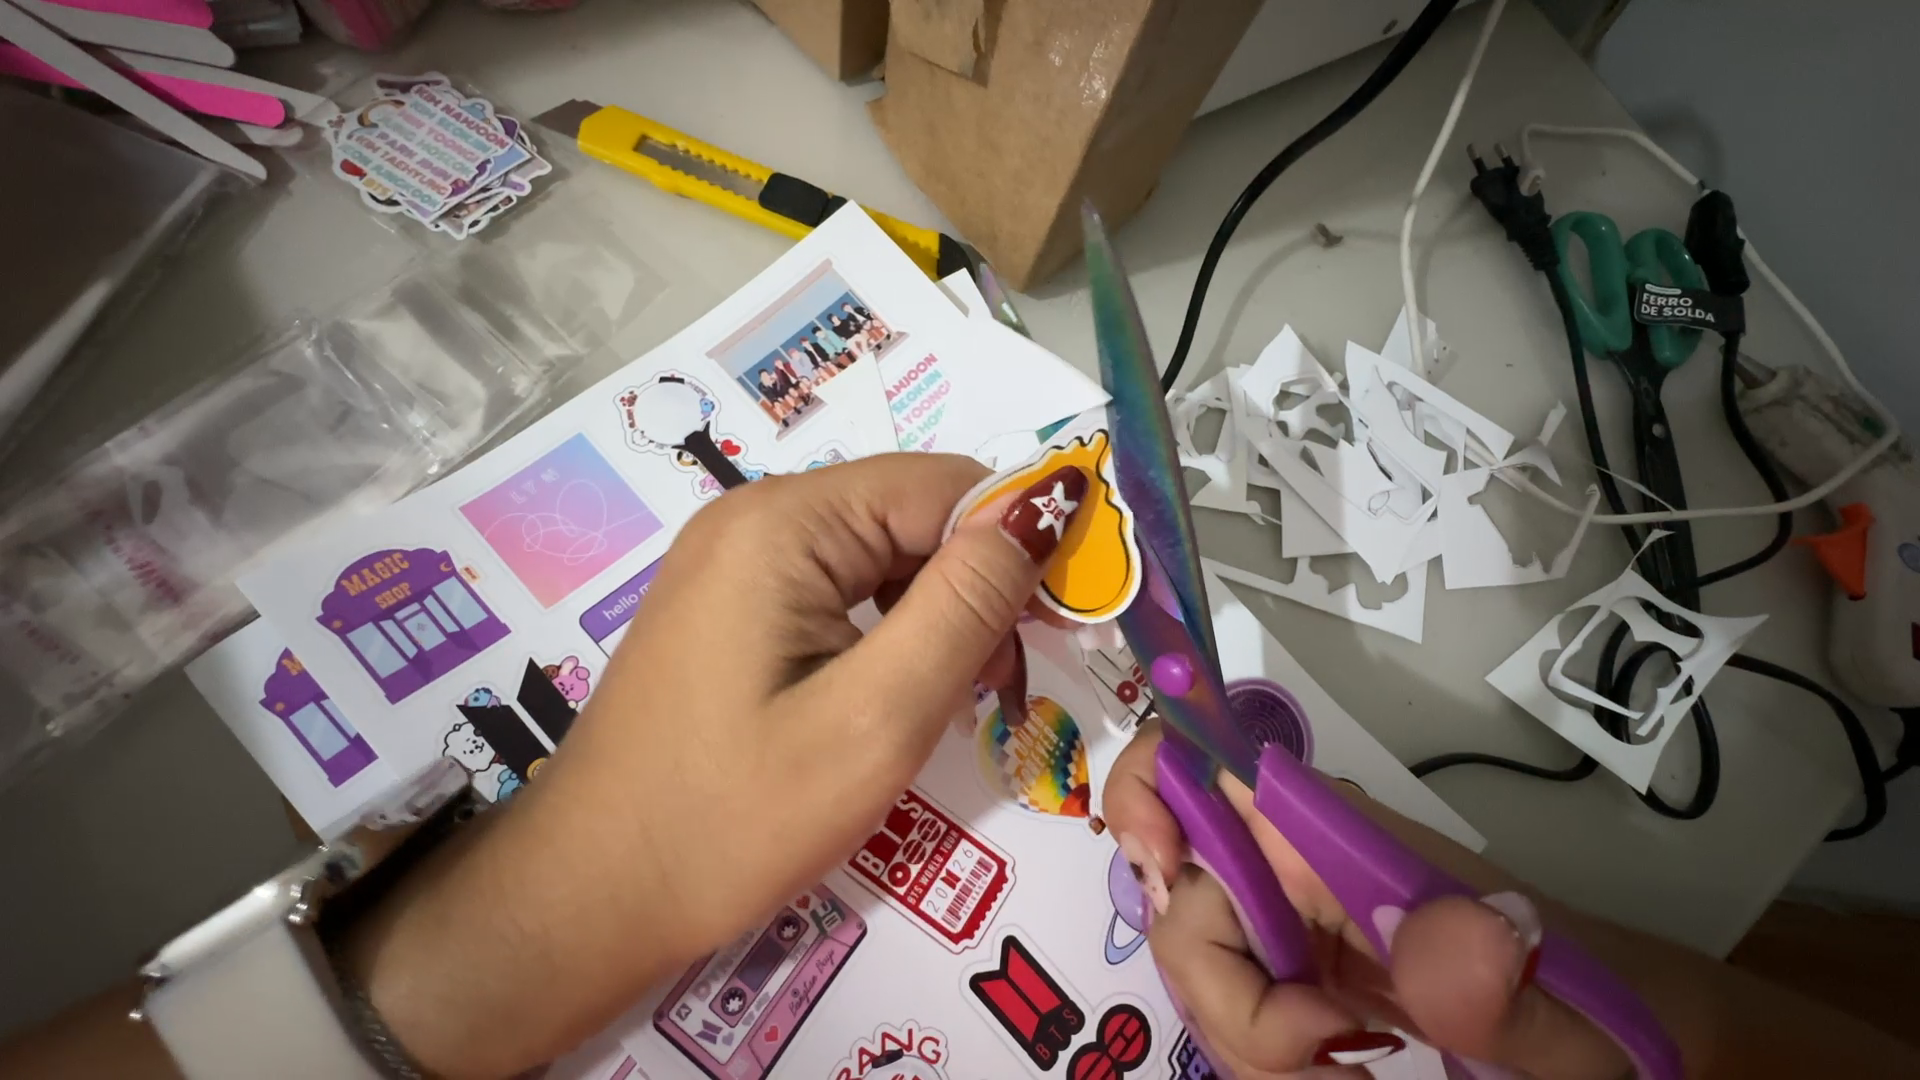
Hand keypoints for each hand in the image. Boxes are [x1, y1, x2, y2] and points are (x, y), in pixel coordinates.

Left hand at [338, 453, 1087, 1078]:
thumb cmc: (734, 818)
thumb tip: (1044, 509)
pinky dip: (890, 630)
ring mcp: (741, 558)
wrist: (591, 899)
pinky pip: (843, 589)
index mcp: (786, 521)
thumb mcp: (877, 717)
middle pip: (914, 517)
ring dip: (936, 615)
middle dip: (975, 587)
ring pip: (885, 555)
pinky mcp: (737, 602)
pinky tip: (895, 692)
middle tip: (999, 684)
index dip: (1018, 542)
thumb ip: (967, 605)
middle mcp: (760, 515)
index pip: (945, 487)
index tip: (1060, 625)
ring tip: (951, 699)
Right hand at [1103, 723, 1628, 1078]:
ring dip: (1239, 1031)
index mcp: (1316, 824)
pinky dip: (1250, 1041)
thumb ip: (1497, 987)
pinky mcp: (1278, 956)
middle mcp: (1275, 851)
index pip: (1191, 756)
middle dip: (1220, 992)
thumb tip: (1428, 941)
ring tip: (1337, 1069)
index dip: (1141, 791)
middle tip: (1318, 1051)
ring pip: (1188, 953)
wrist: (1599, 1024)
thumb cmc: (1582, 997)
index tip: (1162, 877)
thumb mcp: (1563, 1011)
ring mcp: (1272, 905)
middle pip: (1174, 895)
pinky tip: (1322, 1063)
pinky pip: (1219, 990)